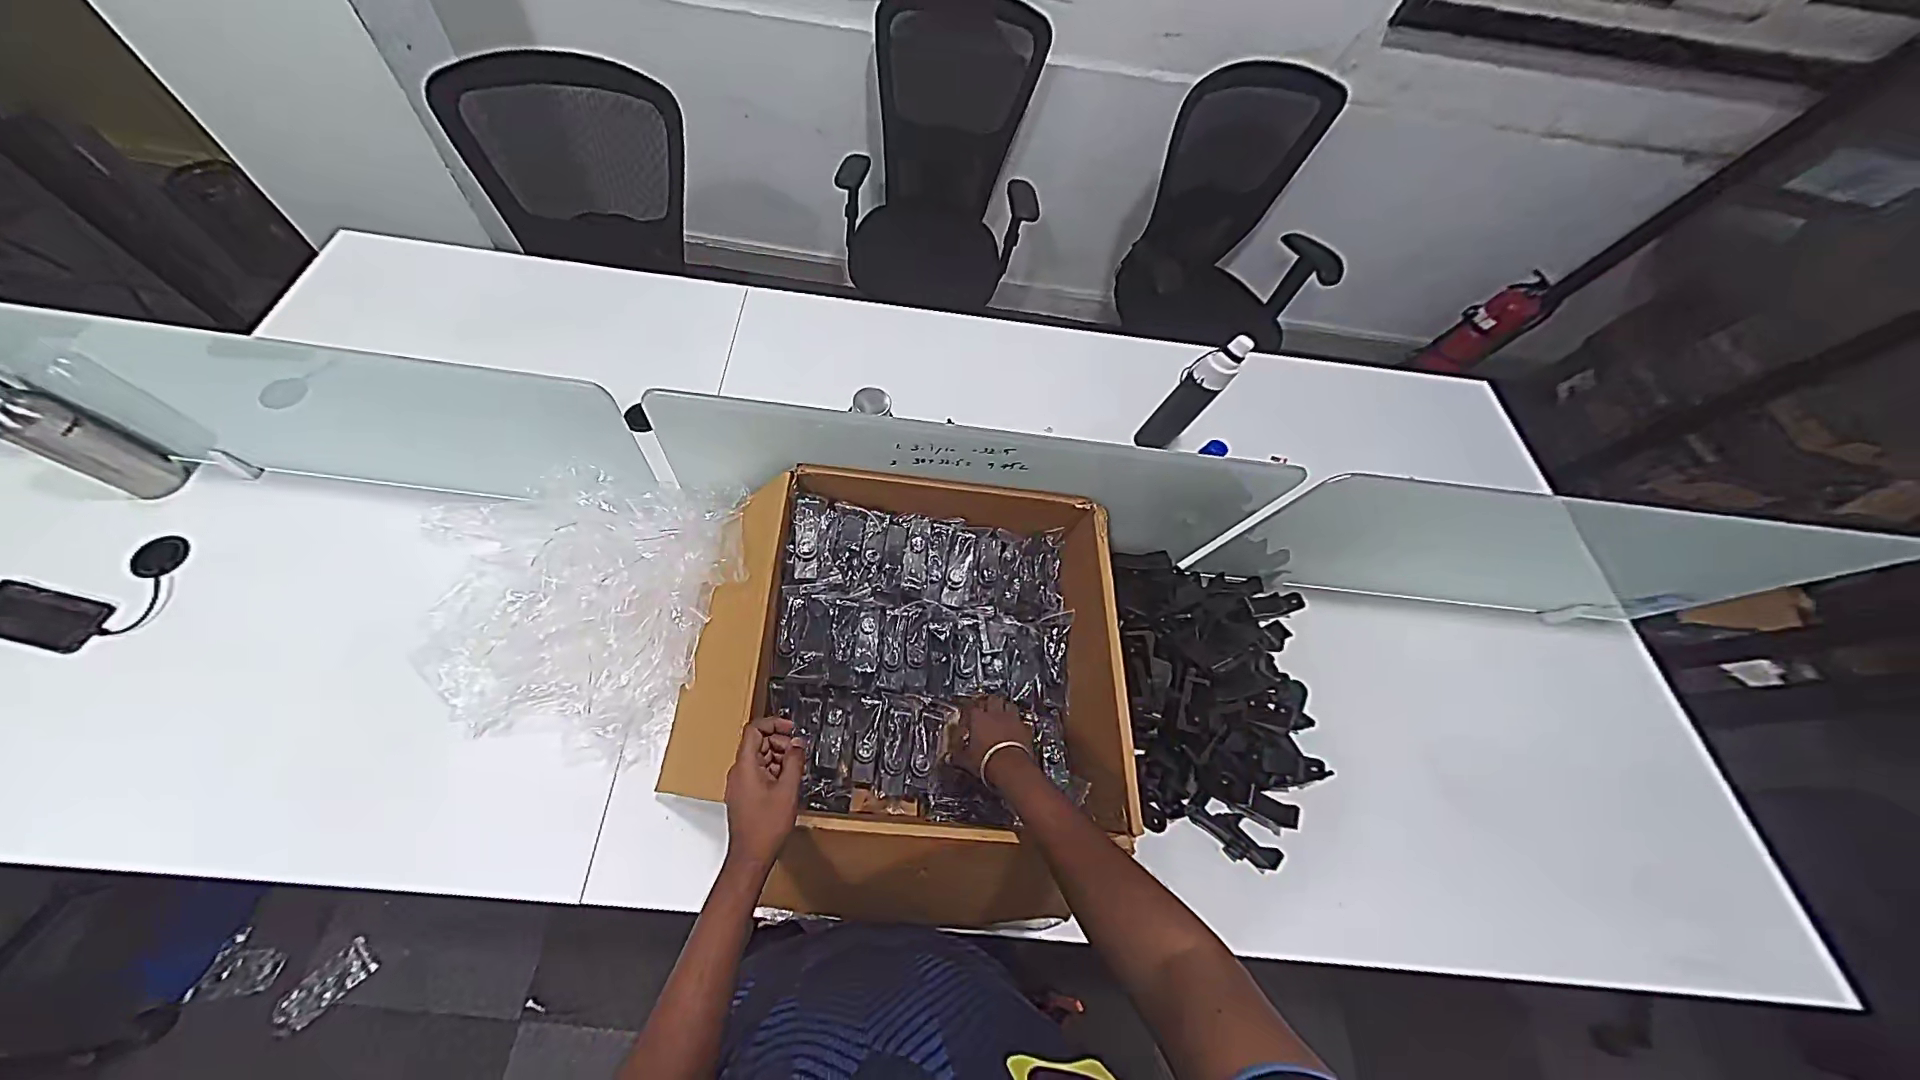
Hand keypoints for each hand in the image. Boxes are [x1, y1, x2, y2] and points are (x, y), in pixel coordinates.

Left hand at [724, 716, 805, 872]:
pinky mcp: (744, 794)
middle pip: (758, 743)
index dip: (774, 724)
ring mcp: (739, 784)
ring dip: (779, 758)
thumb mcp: (788, 789)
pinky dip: (774, 770)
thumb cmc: (765, 827)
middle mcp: (738, 773)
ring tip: (794, 770)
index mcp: (745, 767)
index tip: (790, 727)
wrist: (751, 855)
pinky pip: (758, 772)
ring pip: (759, 758)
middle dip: (780, 743)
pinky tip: (786, 783)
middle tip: (797, 752)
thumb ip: (794, 761)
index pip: (754, 730)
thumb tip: (797, 744)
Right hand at [952, 696, 1034, 787]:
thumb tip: (950, 758)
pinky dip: (1018, 721)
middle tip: (984, 707)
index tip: (966, 713)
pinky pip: (1021, 719)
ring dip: (1004, 707)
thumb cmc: (988, 760)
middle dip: (988, 701)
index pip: (970, 706)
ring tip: (1001, 712)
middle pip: (992, 699)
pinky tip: (1016, 726)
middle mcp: (995, 714)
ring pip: (1008, 704)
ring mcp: (1012, 719)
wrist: (1011, 768)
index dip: (968, 708)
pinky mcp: (1024, 728)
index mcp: (978, 717)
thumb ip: (957, 755)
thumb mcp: (966, 760)